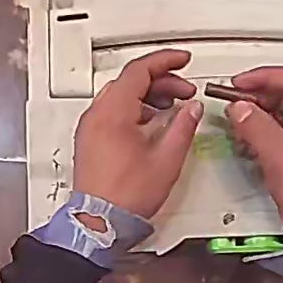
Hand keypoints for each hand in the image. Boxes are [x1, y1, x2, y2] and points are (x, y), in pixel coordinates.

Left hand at [73, 48, 202, 218]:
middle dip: (161, 81)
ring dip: (148, 95)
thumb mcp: (166, 159)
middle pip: (129, 81)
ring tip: (173, 108)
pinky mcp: (90, 140)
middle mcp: (96, 116)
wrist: (99, 222)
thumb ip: (183, 127)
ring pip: (120, 96)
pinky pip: (112, 112)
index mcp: (112, 113)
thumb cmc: (124, 196)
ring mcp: (90, 128)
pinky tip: (153, 123)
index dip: (164, 61)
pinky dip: (134, 109)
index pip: (138, 71)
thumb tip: (192, 109)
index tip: (182, 60)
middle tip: (185, 91)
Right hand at [225, 66, 282, 227]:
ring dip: (256, 113)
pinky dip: (259, 129)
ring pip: (280, 111)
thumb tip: (239, 107)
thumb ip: (257, 129)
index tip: (238, 83)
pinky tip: (244, 136)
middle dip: (256, 96)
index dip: (263, 78)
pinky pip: (278, 128)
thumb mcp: (282, 160)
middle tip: (230, 100)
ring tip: (234, 119)